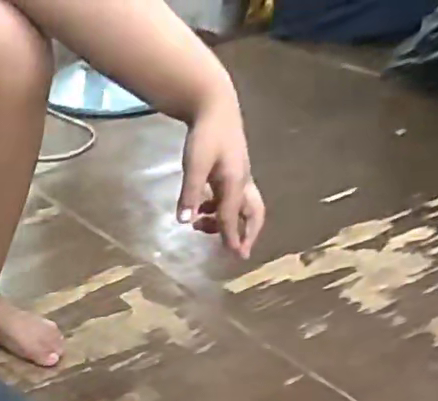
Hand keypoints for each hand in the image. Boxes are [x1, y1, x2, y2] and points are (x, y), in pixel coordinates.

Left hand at [177, 95, 265, 258]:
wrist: (214, 107)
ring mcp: (238, 175)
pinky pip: (229, 197)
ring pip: (239, 206)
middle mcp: (242, 180)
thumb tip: (186, 221)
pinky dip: (218, 209)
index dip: (232, 238)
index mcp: (235, 181)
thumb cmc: (205, 135)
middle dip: (246, 232)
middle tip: (238, 251)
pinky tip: (201, 209)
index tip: (237, 256)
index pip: (232, 217)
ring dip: (224, 221)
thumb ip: (190, 194)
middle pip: (251, 212)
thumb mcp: (194, 166)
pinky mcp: (230, 171)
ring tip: (200, 225)